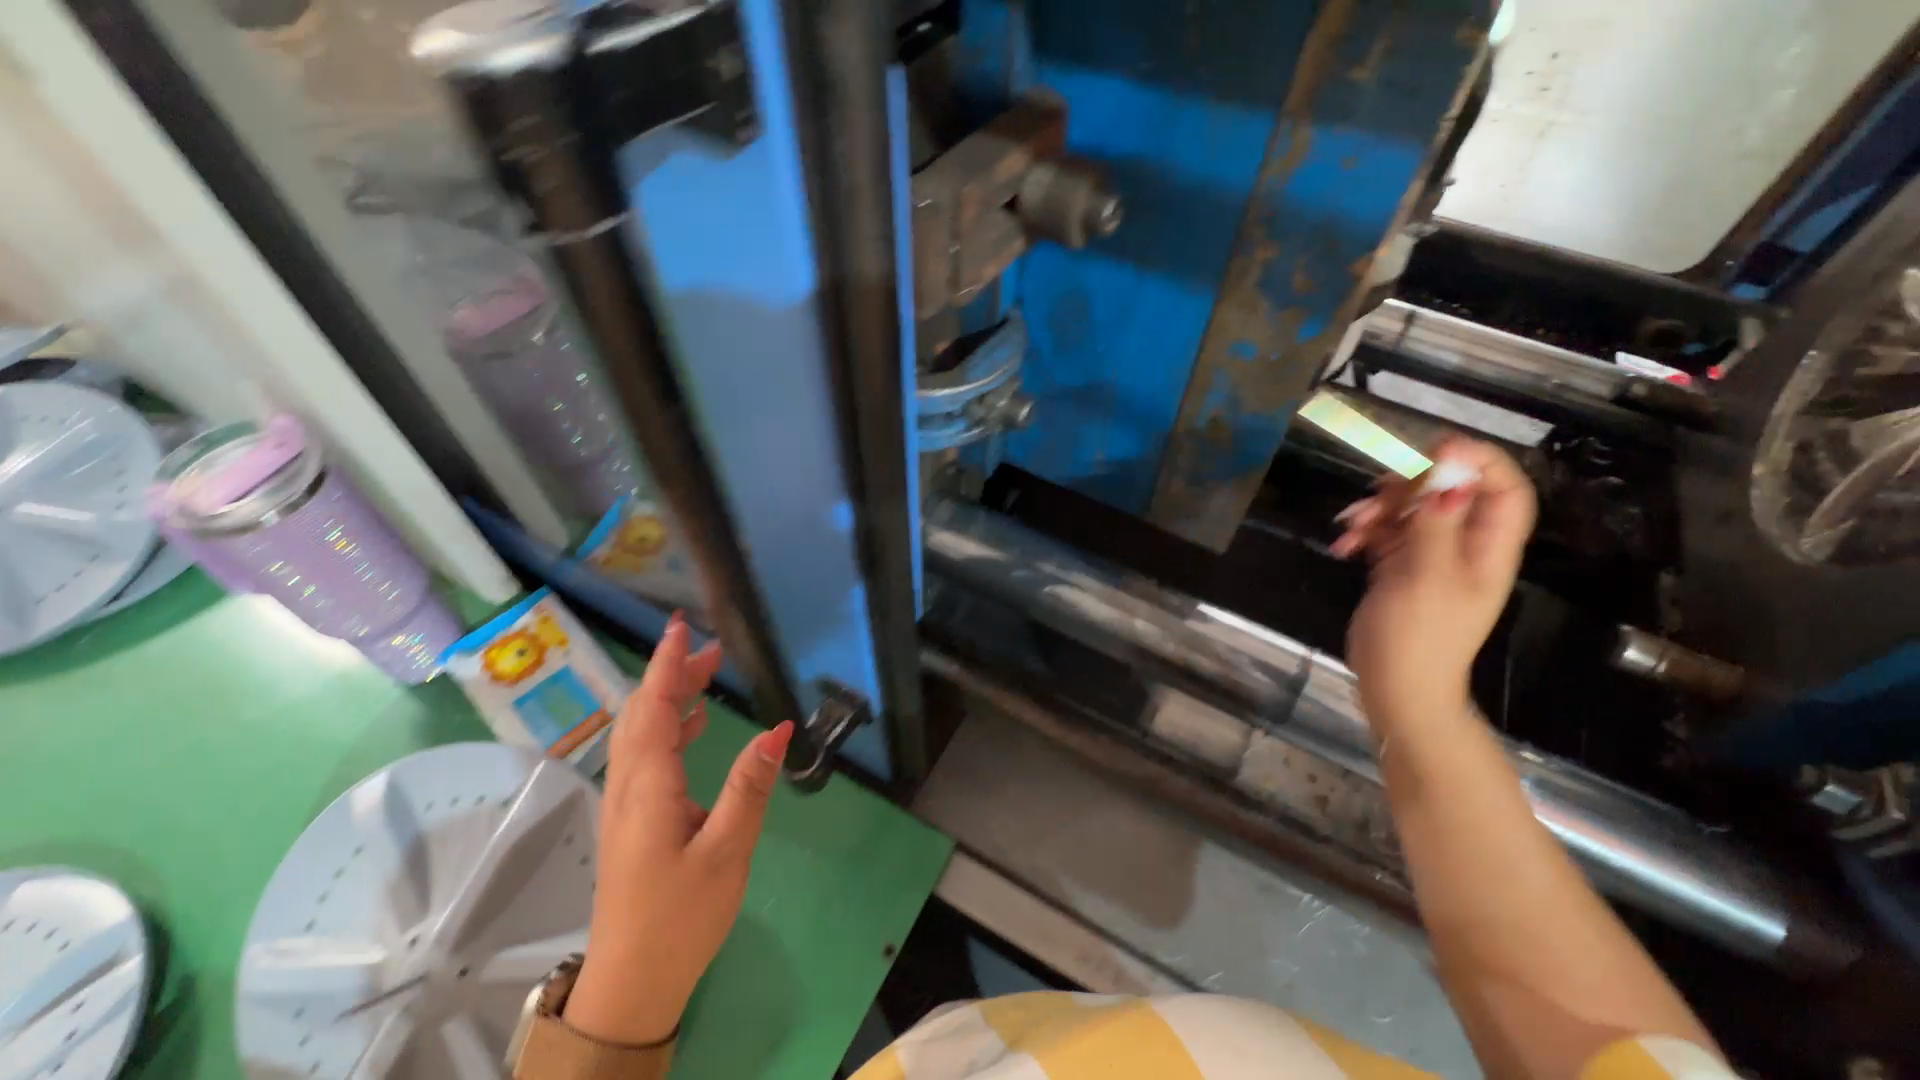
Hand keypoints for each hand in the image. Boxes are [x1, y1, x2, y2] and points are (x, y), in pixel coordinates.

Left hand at [562, 613, 793, 1044]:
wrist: (633, 980)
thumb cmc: (682, 916)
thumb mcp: (727, 851)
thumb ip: (750, 787)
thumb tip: (778, 729)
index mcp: (648, 787)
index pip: (653, 708)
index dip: (666, 665)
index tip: (681, 626)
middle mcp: (628, 787)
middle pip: (642, 714)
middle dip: (670, 674)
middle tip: (710, 647)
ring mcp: (625, 805)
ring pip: (640, 734)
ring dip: (668, 698)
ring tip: (706, 674)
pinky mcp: (631, 821)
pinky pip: (644, 757)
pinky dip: (667, 729)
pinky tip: (692, 727)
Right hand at [1332, 438, 1535, 733]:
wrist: (1396, 689)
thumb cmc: (1420, 637)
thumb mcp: (1428, 574)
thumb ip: (1437, 519)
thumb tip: (1449, 467)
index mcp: (1489, 548)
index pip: (1504, 488)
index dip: (1478, 461)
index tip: (1435, 449)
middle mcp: (1464, 546)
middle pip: (1449, 492)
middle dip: (1411, 484)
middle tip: (1380, 488)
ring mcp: (1430, 557)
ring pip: (1411, 510)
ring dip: (1378, 510)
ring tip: (1352, 524)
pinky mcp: (1399, 569)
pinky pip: (1385, 534)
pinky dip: (1365, 533)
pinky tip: (1345, 544)